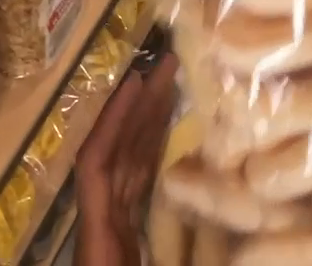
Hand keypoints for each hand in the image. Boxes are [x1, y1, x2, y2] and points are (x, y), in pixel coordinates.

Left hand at [75, 52, 178, 265]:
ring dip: (147, 121)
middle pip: (116, 151)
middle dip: (140, 105)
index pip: (97, 161)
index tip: (136, 81)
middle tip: (167, 64)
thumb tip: (215, 220)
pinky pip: (136, 186)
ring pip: (128, 164)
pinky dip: (150, 156)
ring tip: (169, 83)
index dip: (113, 118)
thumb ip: (165, 251)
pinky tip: (165, 134)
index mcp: (96, 233)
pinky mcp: (123, 240)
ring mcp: (110, 228)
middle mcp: (99, 221)